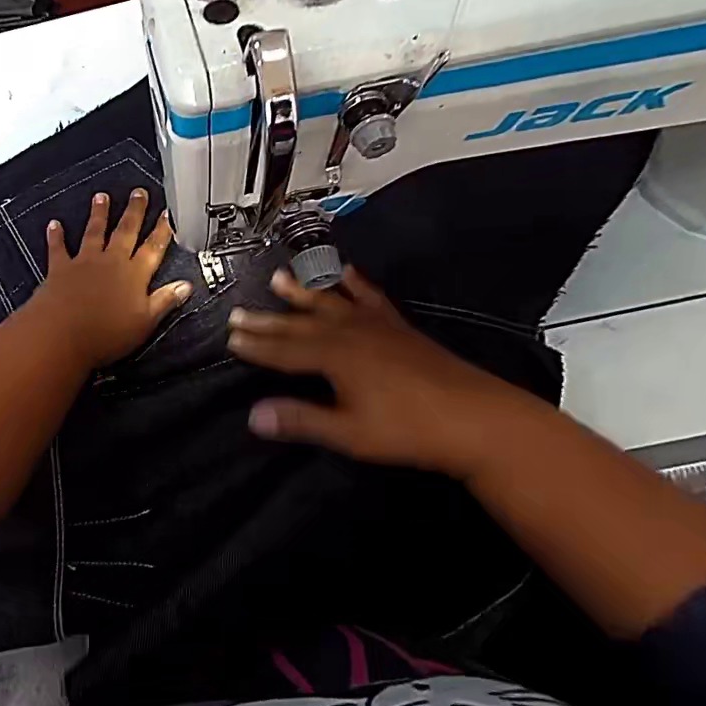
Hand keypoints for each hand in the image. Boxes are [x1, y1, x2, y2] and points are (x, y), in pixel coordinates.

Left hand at [25, 188, 192, 368]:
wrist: (61, 334)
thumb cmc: (106, 333)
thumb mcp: (144, 322)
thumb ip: (164, 301)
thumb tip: (186, 286)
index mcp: (134, 275)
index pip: (153, 247)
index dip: (162, 230)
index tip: (167, 213)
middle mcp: (111, 262)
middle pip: (125, 231)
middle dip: (134, 211)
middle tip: (139, 193)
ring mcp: (84, 262)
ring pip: (94, 232)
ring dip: (99, 214)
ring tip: (102, 196)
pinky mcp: (60, 269)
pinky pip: (58, 248)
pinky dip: (56, 236)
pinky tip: (54, 224)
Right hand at [225, 267, 559, 478]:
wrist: (475, 417)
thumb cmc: (407, 430)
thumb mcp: (349, 432)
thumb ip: (301, 420)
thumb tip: (253, 416)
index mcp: (334, 357)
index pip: (284, 351)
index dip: (255, 346)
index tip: (230, 338)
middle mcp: (350, 332)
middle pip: (299, 325)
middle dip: (267, 321)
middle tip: (238, 313)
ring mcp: (376, 325)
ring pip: (329, 304)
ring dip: (301, 292)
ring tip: (278, 278)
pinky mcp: (398, 326)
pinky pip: (369, 298)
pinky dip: (355, 285)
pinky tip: (346, 272)